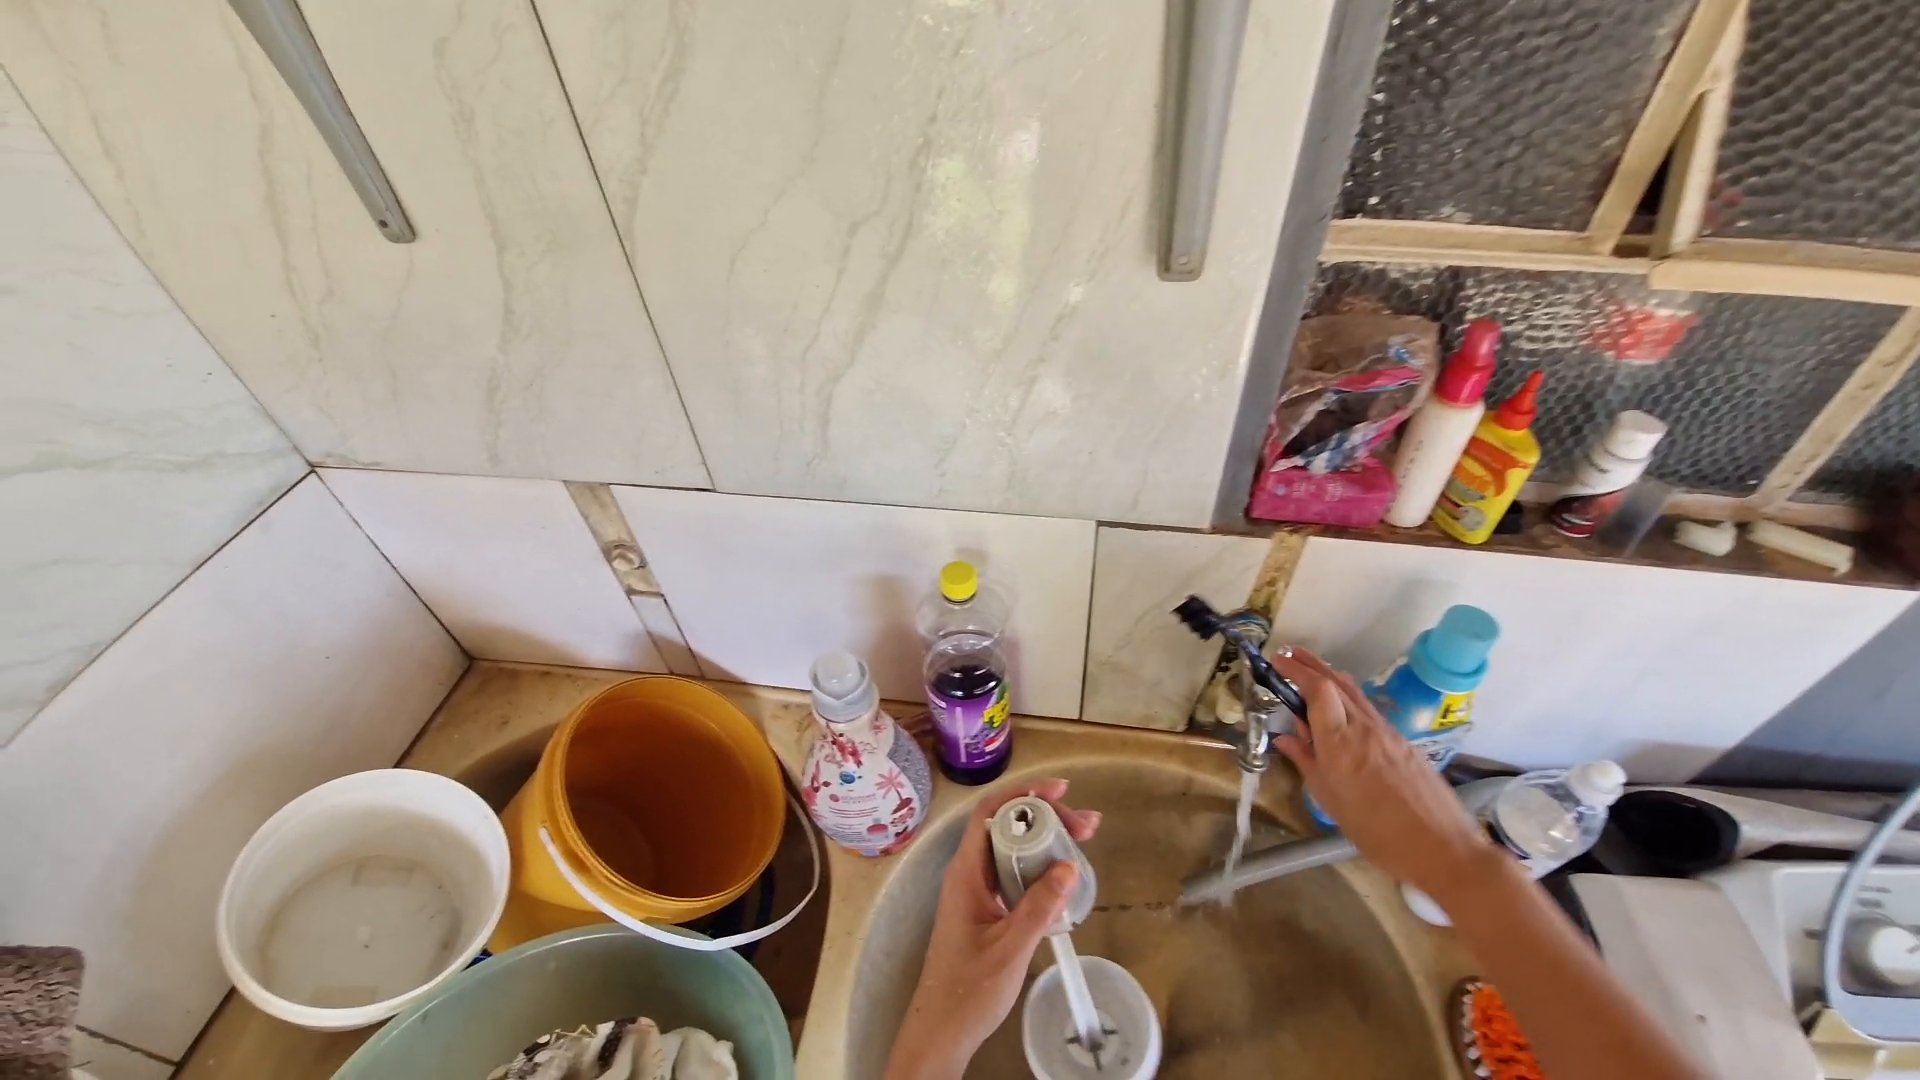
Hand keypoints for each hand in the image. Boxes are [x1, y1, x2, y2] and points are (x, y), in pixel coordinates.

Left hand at [883, 778, 1101, 1079]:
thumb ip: (1039, 907)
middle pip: (1006, 827)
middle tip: (1086, 824)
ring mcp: (976, 891)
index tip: (1060, 791)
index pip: (990, 813)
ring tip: (1082, 839)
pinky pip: (1013, 873)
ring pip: (1011, 850)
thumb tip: (1069, 865)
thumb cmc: (968, 989)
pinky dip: (1039, 867)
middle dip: (1045, 817)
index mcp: (965, 872)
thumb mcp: (1010, 948)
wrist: (942, 1031)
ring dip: (1045, 841)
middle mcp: (969, 873)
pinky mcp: (986, 908)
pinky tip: (1063, 875)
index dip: (1023, 794)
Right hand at [1270, 649, 1502, 903]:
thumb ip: (1306, 761)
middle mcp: (1364, 727)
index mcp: (1340, 741)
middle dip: (1311, 664)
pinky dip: (1348, 696)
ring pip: (1355, 693)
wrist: (1443, 848)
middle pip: (1336, 682)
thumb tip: (1286, 738)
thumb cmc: (1377, 831)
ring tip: (1312, 668)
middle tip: (1289, 654)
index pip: (1318, 690)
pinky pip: (1369, 709)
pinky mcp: (1402, 743)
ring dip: (1330, 675)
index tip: (1277, 661)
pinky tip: (1342, 705)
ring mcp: (1387, 733)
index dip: (1296, 670)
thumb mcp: (1329, 799)